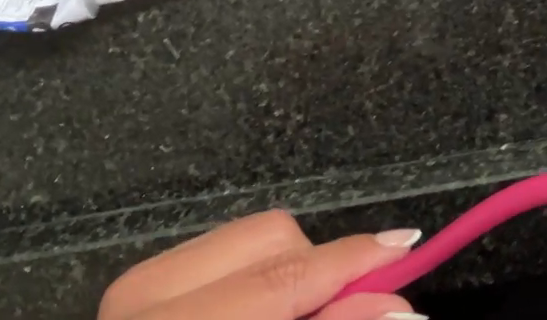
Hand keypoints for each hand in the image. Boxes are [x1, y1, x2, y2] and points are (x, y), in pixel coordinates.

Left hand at [99, 211, 422, 319]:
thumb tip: (399, 310)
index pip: (281, 277)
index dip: (350, 262)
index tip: (406, 246)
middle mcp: (146, 297)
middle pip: (274, 239)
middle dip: (322, 271)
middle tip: (355, 312)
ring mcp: (141, 284)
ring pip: (255, 235)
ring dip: (296, 272)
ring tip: (303, 318)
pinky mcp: (145, 281)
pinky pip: (231, 247)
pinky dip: (265, 276)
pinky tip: (269, 315)